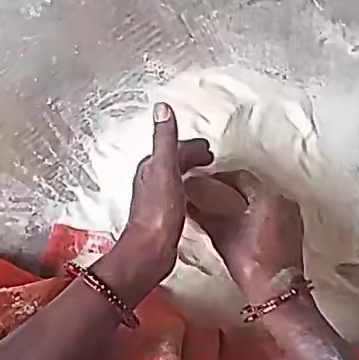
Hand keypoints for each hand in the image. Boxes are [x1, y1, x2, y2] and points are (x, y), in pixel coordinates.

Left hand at [96, 104, 211, 302]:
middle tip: (209, 158)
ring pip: (175, 179)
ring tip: (206, 176)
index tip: (207, 147)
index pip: (174, 149)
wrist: (150, 250)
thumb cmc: (157, 212)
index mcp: (151, 167)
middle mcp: (150, 181)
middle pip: (174, 162)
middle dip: (191, 157)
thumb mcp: (164, 168)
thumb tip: (161, 109)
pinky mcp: (163, 216)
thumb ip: (164, 139)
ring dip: (190, 174)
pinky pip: (178, 195)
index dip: (192, 147)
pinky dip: (189, 191)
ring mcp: (155, 199)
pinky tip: (195, 201)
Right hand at [187, 170, 303, 302]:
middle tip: (212, 193)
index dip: (220, 178)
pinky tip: (243, 223)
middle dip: (232, 189)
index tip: (206, 181)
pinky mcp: (294, 230)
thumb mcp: (222, 235)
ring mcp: (292, 216)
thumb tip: (188, 202)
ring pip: (264, 200)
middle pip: (253, 187)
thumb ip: (204, 214)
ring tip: (225, 208)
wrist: (277, 292)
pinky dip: (257, 213)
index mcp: (268, 198)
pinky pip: (273, 212)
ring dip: (245, 201)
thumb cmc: (252, 265)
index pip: (241, 177)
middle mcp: (284, 202)